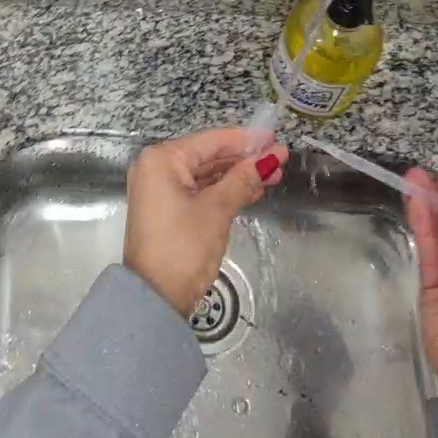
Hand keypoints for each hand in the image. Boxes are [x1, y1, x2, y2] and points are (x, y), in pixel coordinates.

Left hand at [123, 128, 287, 318]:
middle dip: (244, 159)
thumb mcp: (217, 210)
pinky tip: (252, 190)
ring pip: (206, 176)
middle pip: (208, 157)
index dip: (245, 140)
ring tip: (273, 175)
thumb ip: (243, 180)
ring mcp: (160, 190)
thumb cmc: (184, 247)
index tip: (274, 138)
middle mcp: (157, 169)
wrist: (156, 298)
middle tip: (280, 158)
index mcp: (162, 160)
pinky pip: (200, 192)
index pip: (210, 142)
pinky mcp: (167, 210)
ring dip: (238, 176)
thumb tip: (270, 158)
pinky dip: (224, 191)